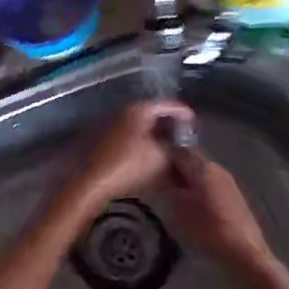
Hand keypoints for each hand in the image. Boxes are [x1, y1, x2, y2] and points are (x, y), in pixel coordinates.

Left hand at [68, 101, 194, 210]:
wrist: (92, 183)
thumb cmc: (129, 166)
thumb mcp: (162, 157)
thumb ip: (177, 148)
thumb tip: (182, 146)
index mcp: (139, 110)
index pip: (169, 105)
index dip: (185, 115)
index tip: (196, 126)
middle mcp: (124, 113)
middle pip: (155, 117)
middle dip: (171, 130)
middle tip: (185, 142)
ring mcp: (113, 127)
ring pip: (143, 131)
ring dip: (158, 142)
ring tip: (172, 156)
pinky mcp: (105, 142)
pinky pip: (132, 141)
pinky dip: (144, 149)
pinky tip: (153, 163)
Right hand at [166, 148, 278, 279]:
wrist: (245, 255)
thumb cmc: (207, 231)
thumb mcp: (177, 210)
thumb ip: (167, 189)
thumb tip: (160, 178)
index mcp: (204, 168)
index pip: (178, 151)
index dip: (161, 156)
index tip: (147, 165)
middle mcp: (218, 169)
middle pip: (191, 161)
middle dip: (173, 168)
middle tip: (155, 180)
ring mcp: (229, 183)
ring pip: (200, 174)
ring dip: (185, 180)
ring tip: (169, 193)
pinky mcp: (234, 198)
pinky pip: (209, 185)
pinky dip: (196, 190)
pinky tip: (188, 205)